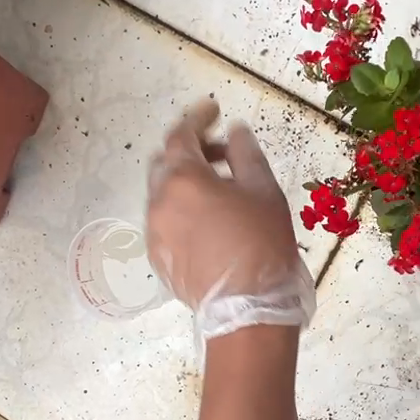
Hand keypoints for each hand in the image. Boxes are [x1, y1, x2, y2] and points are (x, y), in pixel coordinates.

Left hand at [146, 99, 315, 339]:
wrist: (248, 310)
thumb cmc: (262, 245)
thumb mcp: (264, 191)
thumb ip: (246, 153)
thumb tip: (235, 132)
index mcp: (183, 179)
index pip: (181, 134)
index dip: (198, 116)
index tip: (214, 109)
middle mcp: (159, 202)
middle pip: (165, 161)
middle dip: (190, 150)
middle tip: (222, 153)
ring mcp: (154, 232)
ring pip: (162, 193)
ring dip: (185, 182)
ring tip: (220, 191)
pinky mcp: (157, 257)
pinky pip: (164, 220)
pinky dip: (181, 209)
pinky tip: (209, 221)